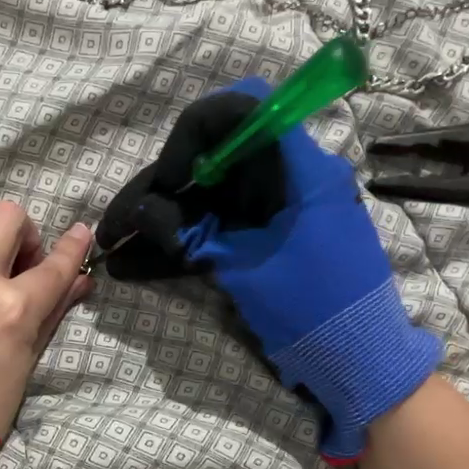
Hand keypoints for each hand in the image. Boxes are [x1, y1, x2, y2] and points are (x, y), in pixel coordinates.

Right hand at [98, 78, 440, 462]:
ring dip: (157, 221)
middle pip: (209, 160)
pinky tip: (133, 264)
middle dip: (156, 190)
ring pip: (203, 199)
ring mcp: (272, 211)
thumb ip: (195, 235)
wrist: (355, 357)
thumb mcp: (248, 268)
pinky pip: (212, 230)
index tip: (168, 181)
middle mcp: (284, 178)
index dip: (193, 135)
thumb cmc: (314, 309)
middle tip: (113, 228)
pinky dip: (177, 245)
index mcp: (298, 169)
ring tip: (112, 248)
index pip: (242, 112)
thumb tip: (142, 212)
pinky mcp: (262, 241)